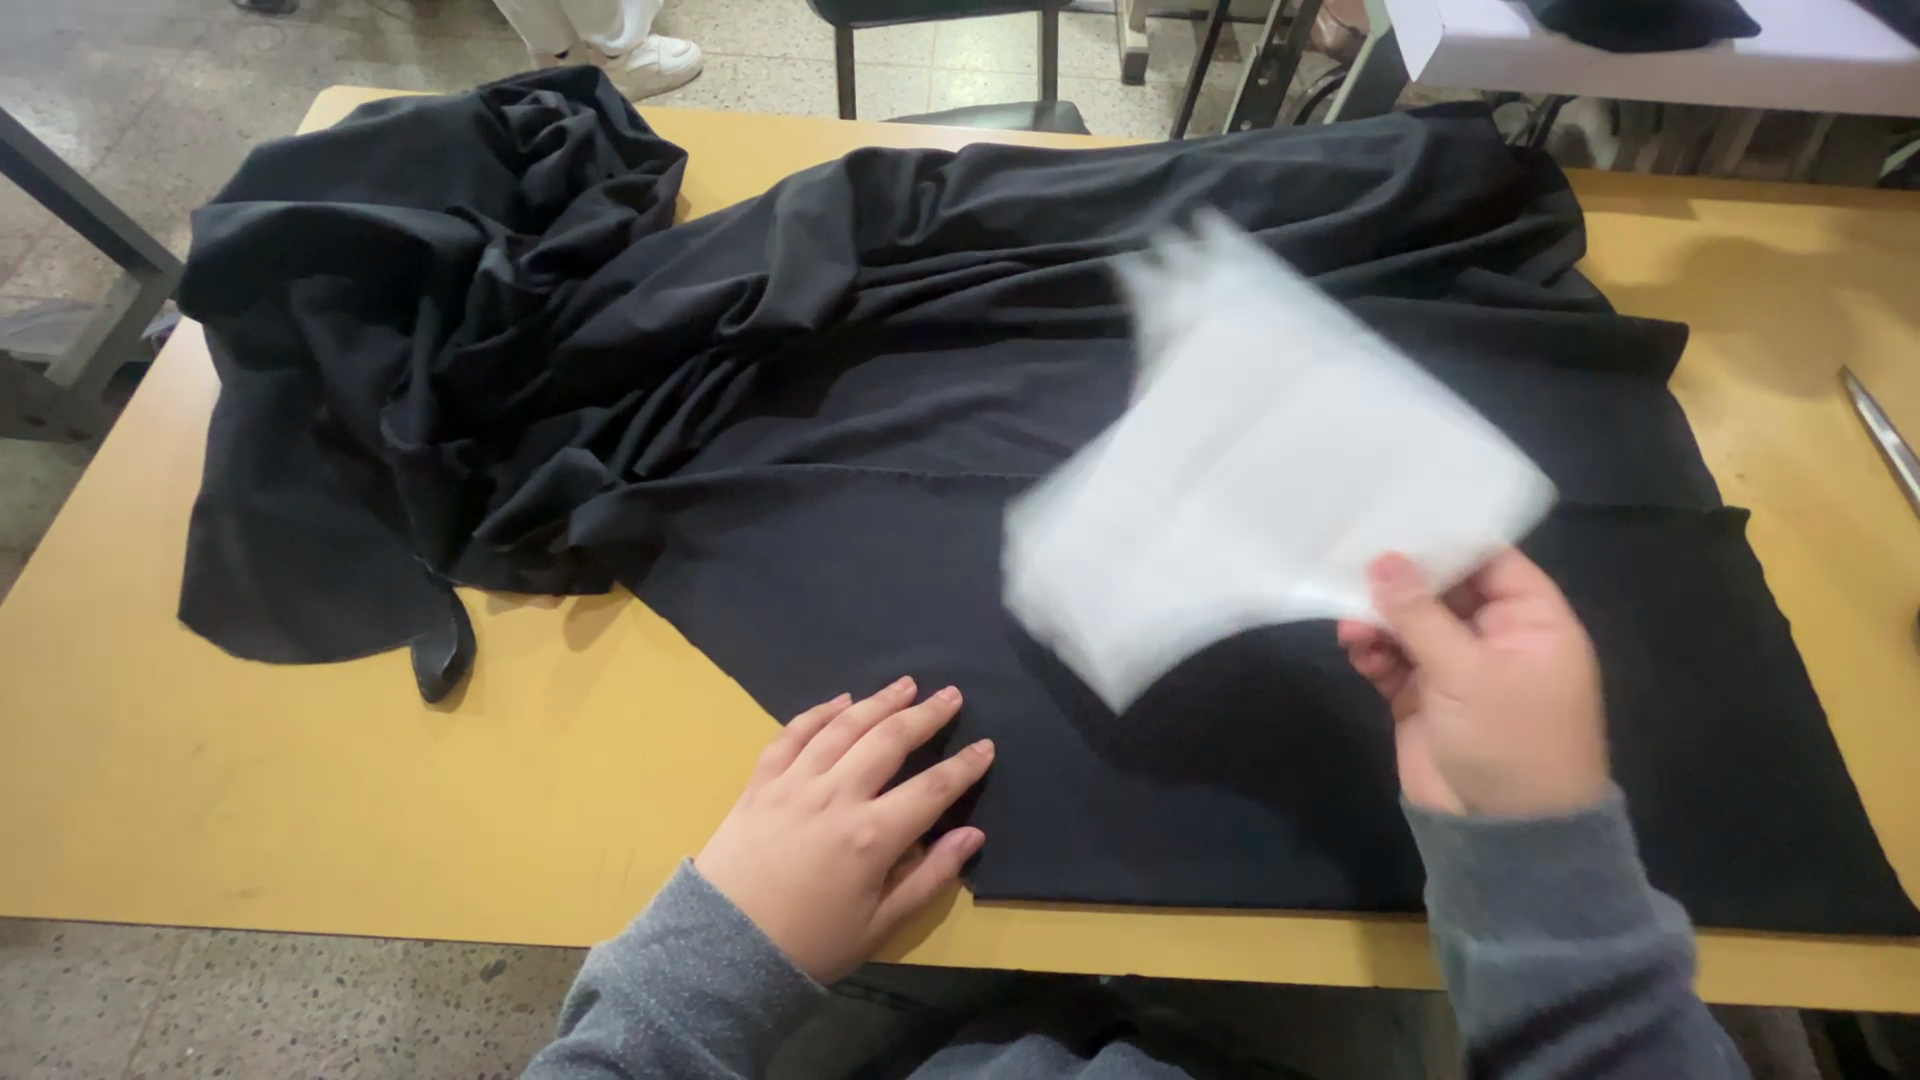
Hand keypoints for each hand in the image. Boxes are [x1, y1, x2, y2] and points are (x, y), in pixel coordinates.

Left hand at [694, 677, 992, 982]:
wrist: (721, 953)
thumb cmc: (809, 945)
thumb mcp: (879, 927)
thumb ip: (930, 877)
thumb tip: (973, 835)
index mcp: (872, 836)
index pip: (932, 789)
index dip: (964, 767)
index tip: (986, 746)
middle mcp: (837, 796)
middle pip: (890, 740)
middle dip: (926, 715)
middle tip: (951, 695)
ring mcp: (795, 782)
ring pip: (845, 727)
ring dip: (880, 701)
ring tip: (906, 684)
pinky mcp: (761, 781)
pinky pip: (793, 734)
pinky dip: (819, 713)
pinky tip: (841, 702)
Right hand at [1336, 549, 1608, 818]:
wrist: (1498, 830)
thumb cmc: (1508, 739)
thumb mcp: (1467, 671)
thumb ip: (1419, 613)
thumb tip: (1382, 560)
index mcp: (1531, 623)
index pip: (1492, 564)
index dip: (1448, 542)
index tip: (1397, 521)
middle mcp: (1493, 637)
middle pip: (1441, 590)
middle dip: (1399, 582)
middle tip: (1355, 565)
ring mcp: (1453, 665)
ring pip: (1408, 622)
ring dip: (1378, 619)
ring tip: (1352, 624)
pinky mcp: (1418, 692)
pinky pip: (1388, 655)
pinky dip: (1370, 649)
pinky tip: (1355, 649)